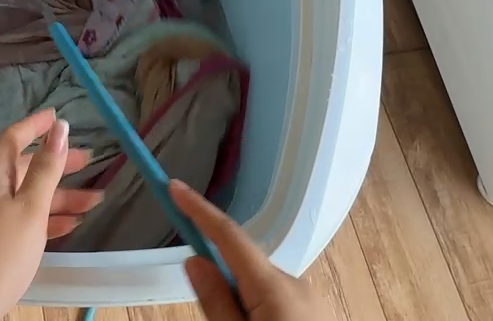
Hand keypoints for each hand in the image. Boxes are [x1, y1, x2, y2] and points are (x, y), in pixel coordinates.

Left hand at [0, 108, 102, 320]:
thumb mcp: (29, 209)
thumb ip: (47, 169)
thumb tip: (60, 127)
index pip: (13, 138)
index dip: (35, 125)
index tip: (57, 115)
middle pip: (24, 167)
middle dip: (56, 163)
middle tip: (89, 160)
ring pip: (28, 196)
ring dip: (59, 196)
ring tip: (95, 199)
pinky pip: (23, 219)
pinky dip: (46, 218)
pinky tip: (72, 224)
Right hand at [172, 179, 328, 320]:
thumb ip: (216, 303)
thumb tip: (195, 260)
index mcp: (275, 287)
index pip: (229, 234)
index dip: (199, 209)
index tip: (173, 185)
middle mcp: (297, 285)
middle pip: (243, 265)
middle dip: (220, 278)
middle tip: (211, 318)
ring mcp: (312, 302)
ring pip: (260, 287)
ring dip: (241, 303)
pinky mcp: (319, 318)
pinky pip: (278, 303)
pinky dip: (259, 313)